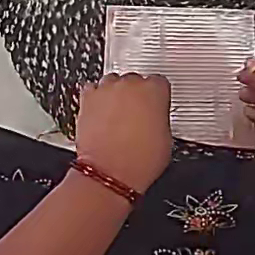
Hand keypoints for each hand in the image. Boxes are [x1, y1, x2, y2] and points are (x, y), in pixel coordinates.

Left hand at [74, 73, 172, 192]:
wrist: (109, 174)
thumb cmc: (138, 160)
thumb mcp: (166, 139)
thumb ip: (161, 118)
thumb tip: (156, 119)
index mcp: (155, 91)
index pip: (159, 82)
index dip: (157, 96)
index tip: (155, 105)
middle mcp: (131, 84)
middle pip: (135, 80)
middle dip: (135, 95)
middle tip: (136, 115)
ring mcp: (108, 90)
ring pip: (113, 82)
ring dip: (115, 94)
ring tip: (117, 114)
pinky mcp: (88, 98)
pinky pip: (92, 90)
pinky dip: (96, 98)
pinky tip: (100, 112)